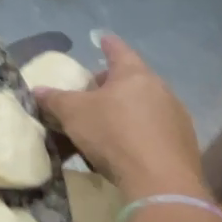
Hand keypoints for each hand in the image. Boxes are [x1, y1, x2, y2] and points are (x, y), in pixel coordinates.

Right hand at [34, 32, 209, 200]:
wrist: (162, 184)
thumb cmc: (113, 133)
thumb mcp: (70, 111)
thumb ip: (52, 98)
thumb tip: (37, 91)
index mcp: (136, 77)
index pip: (119, 51)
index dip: (107, 44)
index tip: (100, 37)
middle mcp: (163, 94)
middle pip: (133, 80)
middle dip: (111, 81)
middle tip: (89, 87)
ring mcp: (178, 121)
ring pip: (145, 104)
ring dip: (124, 106)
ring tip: (102, 117)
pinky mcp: (184, 147)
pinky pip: (154, 127)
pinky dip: (136, 127)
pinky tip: (120, 141)